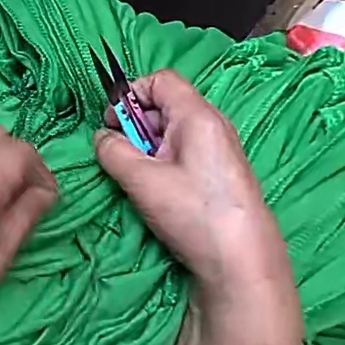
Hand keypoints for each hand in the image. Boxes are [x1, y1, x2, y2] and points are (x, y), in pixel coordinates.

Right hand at [93, 70, 296, 328]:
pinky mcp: (218, 175)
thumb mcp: (141, 179)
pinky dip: (161, 162)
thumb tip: (101, 138)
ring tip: (135, 176)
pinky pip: (182, 153)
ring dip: (145, 146)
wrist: (242, 264)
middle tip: (118, 152)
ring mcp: (218, 151)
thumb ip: (112, 150)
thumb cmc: (193, 212)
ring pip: (171, 132)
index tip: (112, 122)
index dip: (130, 93)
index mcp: (197, 117)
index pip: (161, 80)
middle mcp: (212, 127)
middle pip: (164, 105)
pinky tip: (156, 190)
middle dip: (134, 123)